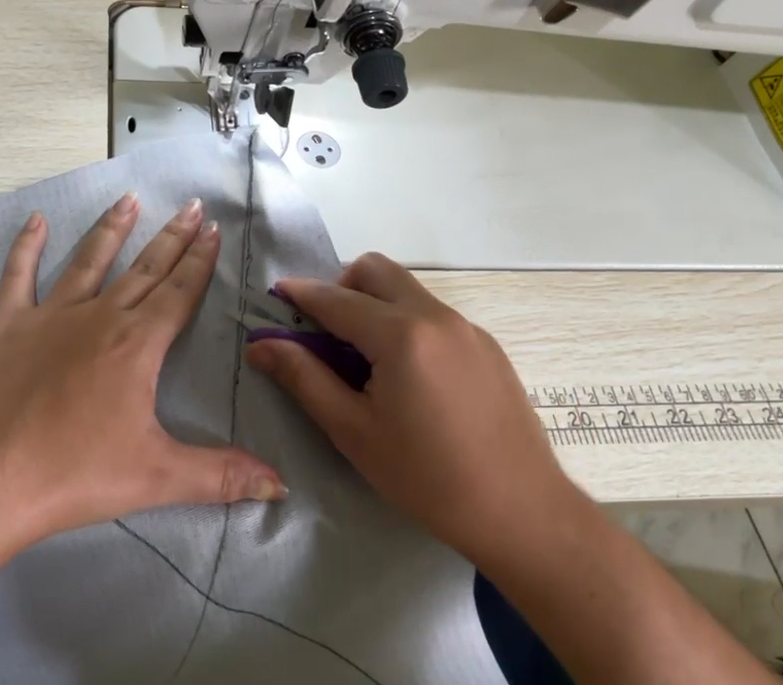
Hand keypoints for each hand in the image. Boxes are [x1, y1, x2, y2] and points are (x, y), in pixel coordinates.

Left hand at [0, 194, 285, 565]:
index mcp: (137, 345)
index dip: (199, 260)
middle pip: (143, 268)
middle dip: (170, 236)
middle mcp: (98, 317)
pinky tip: (35, 220)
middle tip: (190, 205)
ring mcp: (49, 316)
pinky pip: (18, 275)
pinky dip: (27, 246)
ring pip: (88, 260)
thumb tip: (280, 484)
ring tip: (128, 199)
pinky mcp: (7, 326)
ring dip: (112, 229)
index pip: (179, 292)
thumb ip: (221, 475)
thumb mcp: (157, 478)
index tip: (213, 228)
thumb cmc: (74, 475)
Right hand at [246, 253, 572, 560]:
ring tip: (364, 360)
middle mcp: (436, 316)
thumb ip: (304, 378)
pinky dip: (406, 324)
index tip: (275, 296)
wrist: (521, 511)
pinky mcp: (487, 347)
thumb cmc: (426, 477)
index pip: (336, 298)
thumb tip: (261, 344)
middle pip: (376, 271)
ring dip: (374, 305)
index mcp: (401, 335)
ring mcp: (468, 328)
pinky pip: (433, 315)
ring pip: (407, 290)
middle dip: (341, 287)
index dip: (300, 295)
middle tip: (325, 333)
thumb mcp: (353, 431)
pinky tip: (408, 378)